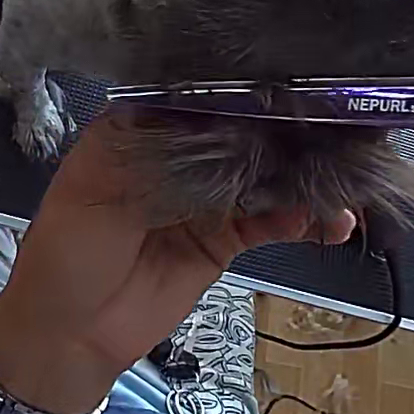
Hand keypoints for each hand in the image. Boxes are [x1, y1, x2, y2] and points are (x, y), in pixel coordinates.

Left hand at [0, 115, 357, 413]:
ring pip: (260, 177)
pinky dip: (299, 221)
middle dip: (281, 132)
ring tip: (344, 173)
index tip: (289, 82)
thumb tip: (229, 134)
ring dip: (300, 176)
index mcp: (139, 131)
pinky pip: (268, 223)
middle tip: (336, 125)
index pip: (195, 100)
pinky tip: (331, 221)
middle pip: (236, 135)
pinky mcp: (222, 239)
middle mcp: (177, 157)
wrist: (72, 331)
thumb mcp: (96, 190)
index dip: (238, 93)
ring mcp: (203, 198)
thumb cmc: (69, 250)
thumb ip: (161, 160)